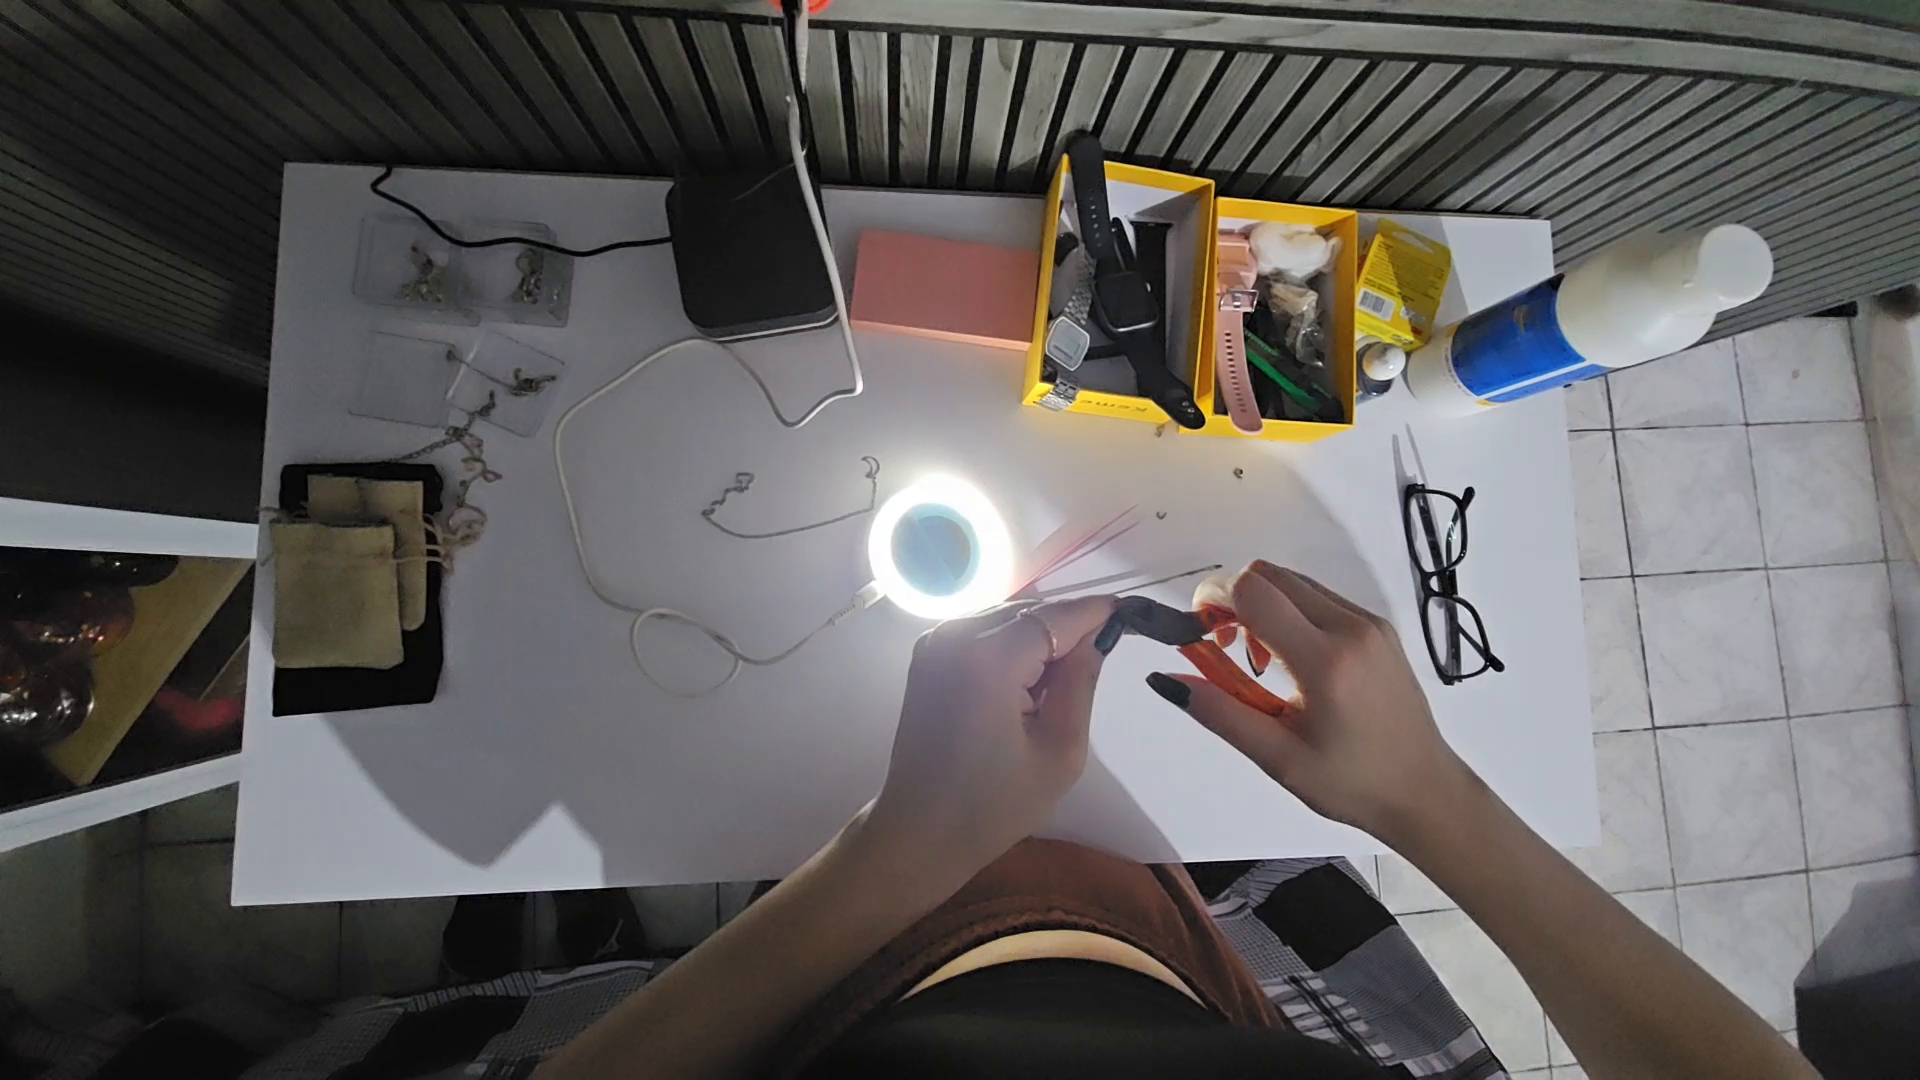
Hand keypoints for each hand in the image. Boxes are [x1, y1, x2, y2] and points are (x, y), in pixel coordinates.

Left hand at [866, 596, 1116, 875]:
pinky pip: (984, 629)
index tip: (1129, 613)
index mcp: (987, 659)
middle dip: (1066, 628)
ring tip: (1055, 684)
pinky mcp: (928, 651)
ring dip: (1038, 636)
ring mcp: (935, 639)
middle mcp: (955, 634)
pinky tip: (1023, 682)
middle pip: (1029, 611)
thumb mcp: (1059, 750)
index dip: (1093, 611)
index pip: (1054, 617)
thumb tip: (1097, 635)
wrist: (920, 829)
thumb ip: (1081, 682)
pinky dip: (1011, 643)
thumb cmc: (993, 804)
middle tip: (1096, 660)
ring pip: (1007, 616)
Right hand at [1146, 562, 1465, 842]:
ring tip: (1258, 656)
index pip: (1253, 592)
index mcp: (1324, 661)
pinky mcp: (1377, 626)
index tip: (1203, 634)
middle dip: (1233, 600)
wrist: (1427, 793)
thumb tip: (1164, 678)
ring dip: (1259, 603)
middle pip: (1268, 575)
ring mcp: (1368, 622)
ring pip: (1291, 581)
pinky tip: (1288, 656)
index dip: (1214, 600)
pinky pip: (1315, 595)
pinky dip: (1286, 609)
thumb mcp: (1276, 758)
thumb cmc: (1349, 783)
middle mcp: (1350, 627)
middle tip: (1226, 647)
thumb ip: (1218, 711)